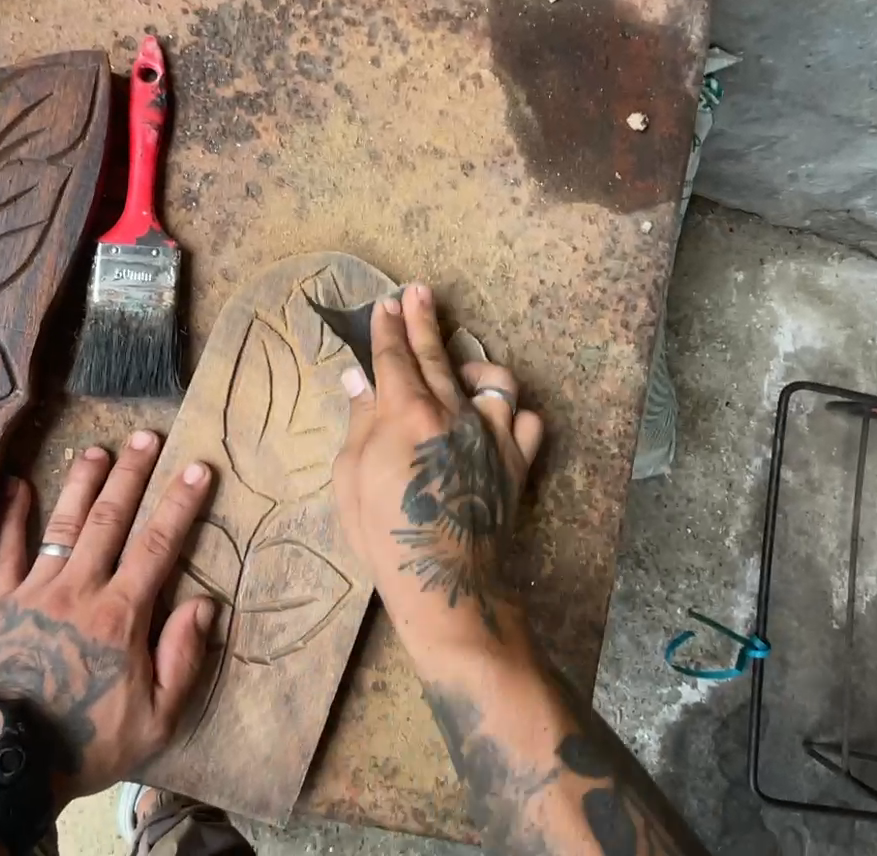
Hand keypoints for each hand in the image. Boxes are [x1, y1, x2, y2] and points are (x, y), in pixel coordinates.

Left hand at [0, 431, 218, 800]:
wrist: (6, 765)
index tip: (198, 469)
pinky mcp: (2, 601)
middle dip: (133, 474)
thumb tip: (204, 604)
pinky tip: (15, 483)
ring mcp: (37, 590)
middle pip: (111, 518)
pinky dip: (11, 516)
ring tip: (99, 449)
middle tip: (147, 436)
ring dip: (83, 482)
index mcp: (121, 614)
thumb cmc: (88, 740)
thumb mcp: (156, 719)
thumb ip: (183, 659)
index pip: (158, 545)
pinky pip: (7, 551)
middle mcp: (81, 588)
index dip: (180, 504)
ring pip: (64, 523)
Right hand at [331, 284, 543, 645]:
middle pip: (435, 354)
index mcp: (406, 413)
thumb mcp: (351, 479)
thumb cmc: (384, 535)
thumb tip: (358, 379)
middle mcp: (453, 411)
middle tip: (417, 291)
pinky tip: (493, 414)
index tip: (385, 303)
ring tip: (461, 363)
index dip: (387, 327)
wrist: (445, 584)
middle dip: (423, 318)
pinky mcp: (517, 460)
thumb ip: (359, 422)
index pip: (394, 356)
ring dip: (474, 363)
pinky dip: (510, 411)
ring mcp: (492, 434)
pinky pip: (526, 419)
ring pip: (494, 379)